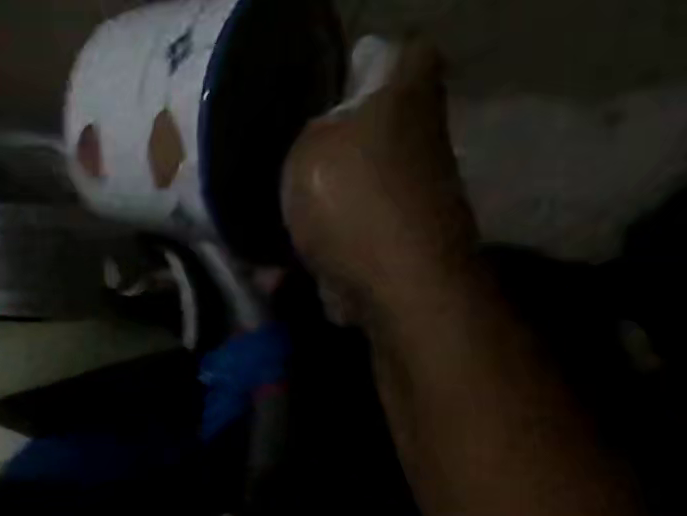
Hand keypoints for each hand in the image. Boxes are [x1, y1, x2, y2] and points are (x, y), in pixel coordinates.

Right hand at [280, 42, 477, 323]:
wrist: (396, 289)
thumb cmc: (353, 201)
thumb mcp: (309, 147)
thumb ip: (311, 131)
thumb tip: (319, 137)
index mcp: (408, 96)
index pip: (403, 57)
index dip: (364, 70)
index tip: (324, 98)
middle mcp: (421, 144)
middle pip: (369, 138)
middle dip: (325, 159)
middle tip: (281, 176)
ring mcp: (413, 204)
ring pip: (351, 200)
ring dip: (311, 222)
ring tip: (265, 242)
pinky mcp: (399, 254)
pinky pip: (345, 250)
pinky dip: (316, 264)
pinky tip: (277, 280)